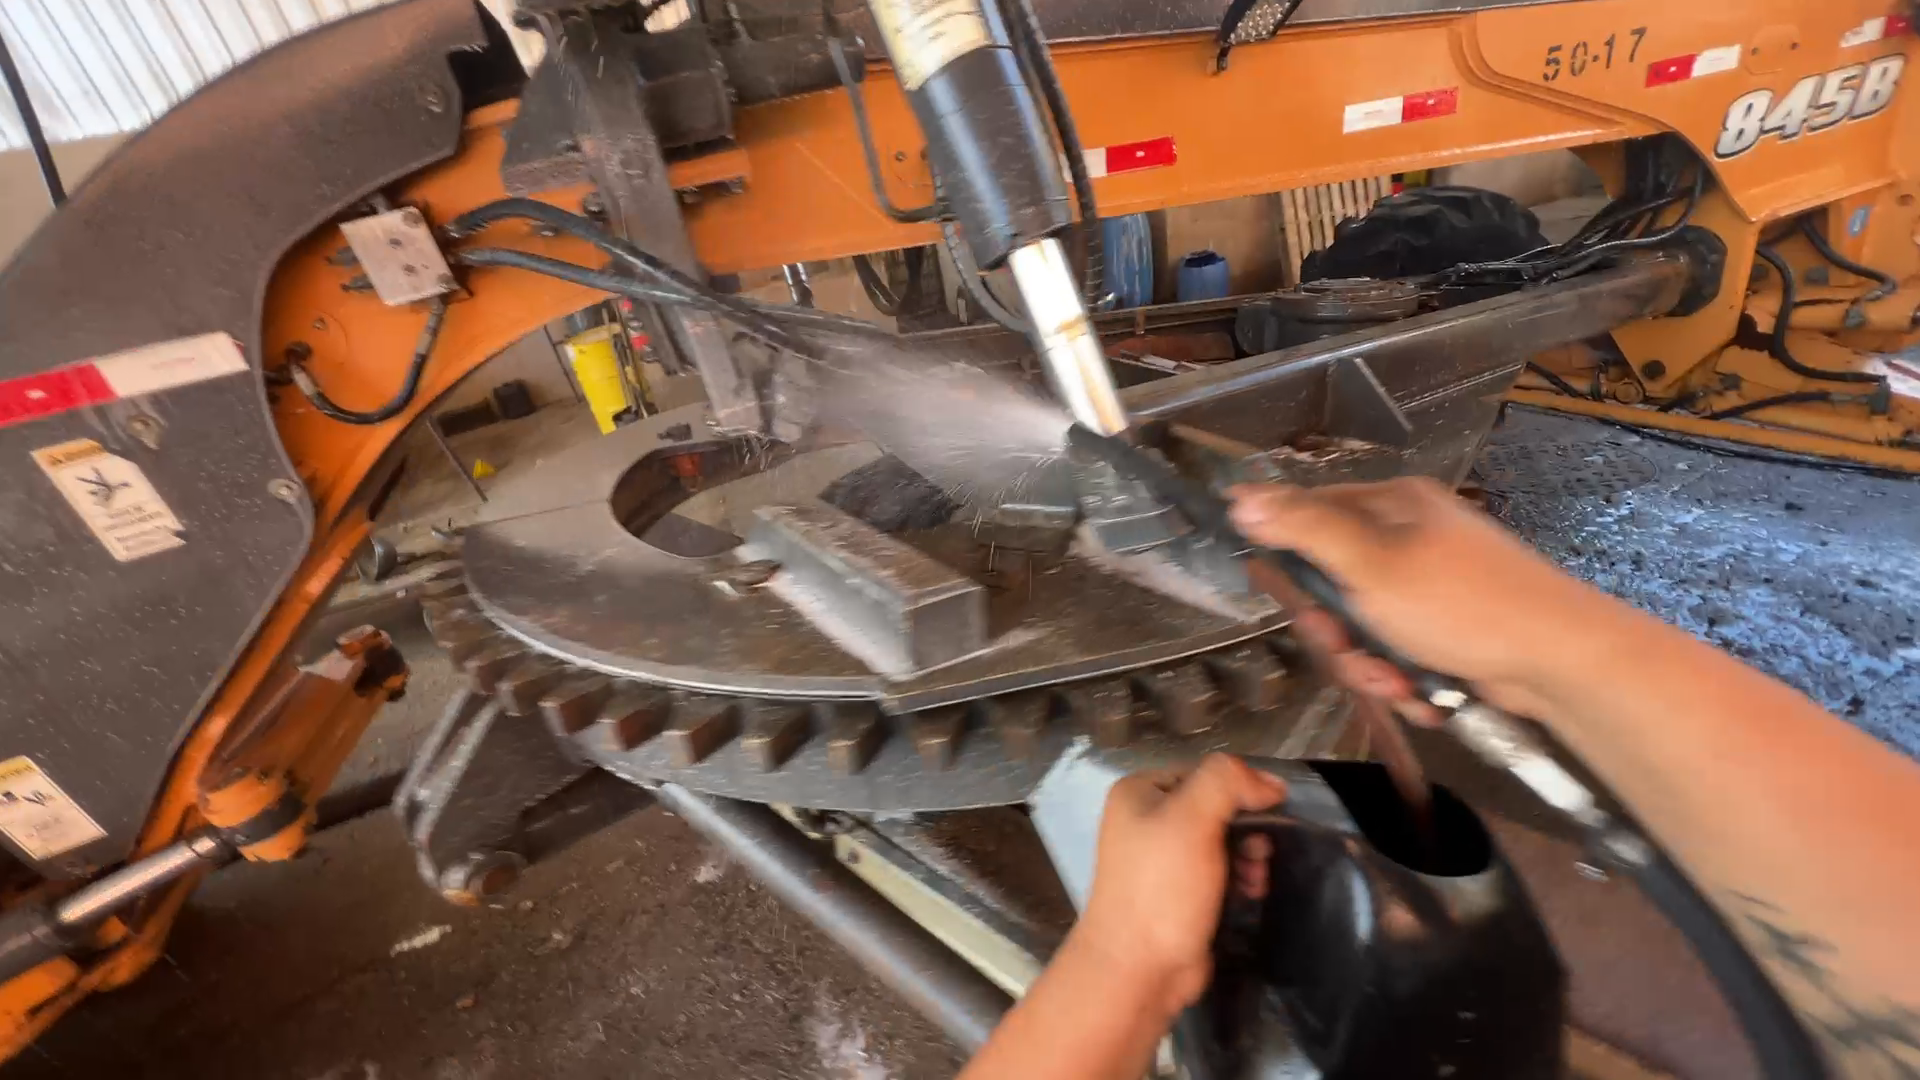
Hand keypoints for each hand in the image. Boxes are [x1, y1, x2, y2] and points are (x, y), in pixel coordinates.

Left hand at [1071, 755, 1286, 1016]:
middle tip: (1260, 854)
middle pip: (1215, 807)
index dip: (1240, 789)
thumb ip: (1226, 783)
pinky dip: (1239, 879)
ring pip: (1222, 841)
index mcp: (1139, 791)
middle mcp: (1146, 818)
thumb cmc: (1161, 887)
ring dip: (1248, 856)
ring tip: (1254, 881)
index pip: (1203, 773)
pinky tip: (1249, 894)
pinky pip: (1219, 871)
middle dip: (1247, 829)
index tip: (1270, 813)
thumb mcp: (1191, 820)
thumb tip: (1268, 781)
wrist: (1137, 968)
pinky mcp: (1178, 891)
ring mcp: (1161, 857)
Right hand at [1228, 477, 1634, 718]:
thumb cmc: (1460, 602)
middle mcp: (1406, 538)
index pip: (1307, 512)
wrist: (1564, 664)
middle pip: (1330, 580)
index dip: (1283, 551)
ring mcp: (1427, 585)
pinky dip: (1398, 675)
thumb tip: (1241, 497)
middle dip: (1334, 628)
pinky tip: (1418, 692)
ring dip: (1366, 663)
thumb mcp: (1369, 563)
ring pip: (1359, 623)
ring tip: (1393, 684)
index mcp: (1390, 506)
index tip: (1273, 588)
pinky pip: (1393, 647)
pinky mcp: (1444, 626)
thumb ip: (1302, 529)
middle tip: (1345, 647)